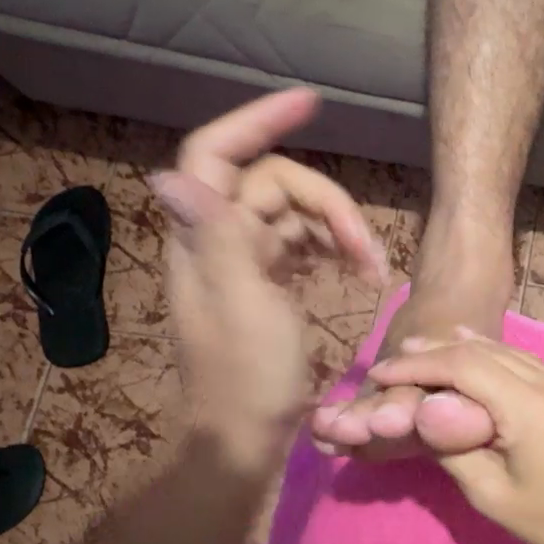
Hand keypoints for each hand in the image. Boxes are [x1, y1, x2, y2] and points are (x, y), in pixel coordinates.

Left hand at [151, 89, 386, 470]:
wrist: (245, 439)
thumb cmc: (248, 379)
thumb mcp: (241, 307)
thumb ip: (218, 239)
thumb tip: (171, 174)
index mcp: (205, 237)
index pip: (218, 153)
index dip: (258, 120)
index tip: (311, 104)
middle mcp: (219, 239)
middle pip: (276, 186)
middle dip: (331, 207)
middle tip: (372, 256)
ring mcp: (245, 261)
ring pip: (296, 214)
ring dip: (340, 231)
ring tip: (372, 272)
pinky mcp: (268, 283)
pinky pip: (303, 244)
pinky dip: (334, 249)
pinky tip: (357, 273)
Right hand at [365, 334, 543, 543]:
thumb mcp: (488, 492)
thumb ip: (452, 444)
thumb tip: (419, 407)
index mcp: (530, 407)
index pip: (464, 366)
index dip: (419, 366)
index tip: (380, 374)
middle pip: (485, 353)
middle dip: (437, 353)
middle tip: (394, 357)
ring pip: (509, 353)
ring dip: (465, 350)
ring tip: (423, 350)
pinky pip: (528, 364)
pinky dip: (495, 357)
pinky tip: (475, 353)